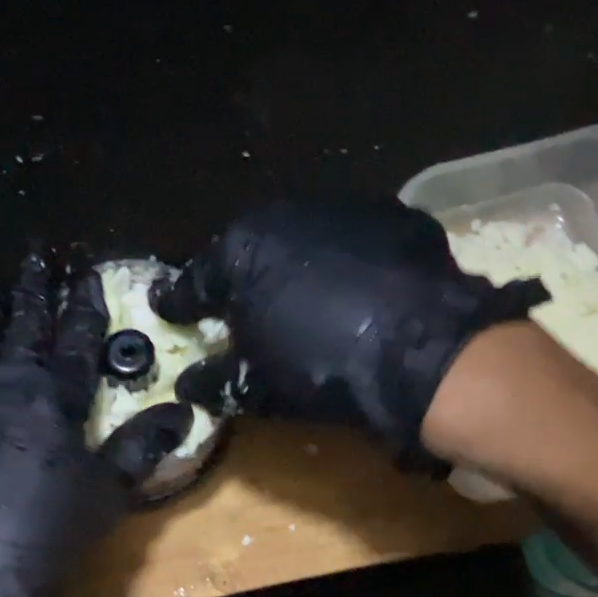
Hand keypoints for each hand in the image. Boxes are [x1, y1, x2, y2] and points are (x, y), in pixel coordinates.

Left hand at [0, 249, 192, 596]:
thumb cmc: (51, 531)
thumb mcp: (109, 490)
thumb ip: (142, 444)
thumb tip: (184, 410)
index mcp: (54, 396)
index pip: (76, 336)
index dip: (84, 303)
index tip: (85, 273)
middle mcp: (4, 380)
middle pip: (23, 325)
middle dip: (33, 289)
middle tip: (35, 257)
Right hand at [150, 200, 548, 467]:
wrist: (427, 351)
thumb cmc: (323, 367)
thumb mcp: (260, 386)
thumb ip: (218, 378)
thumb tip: (190, 383)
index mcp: (241, 251)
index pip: (196, 282)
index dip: (180, 302)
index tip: (170, 311)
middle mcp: (286, 216)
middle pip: (249, 255)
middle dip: (239, 283)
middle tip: (237, 314)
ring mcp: (345, 210)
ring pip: (302, 243)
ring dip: (293, 270)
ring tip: (299, 304)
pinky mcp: (396, 218)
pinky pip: (351, 245)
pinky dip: (342, 268)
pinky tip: (353, 296)